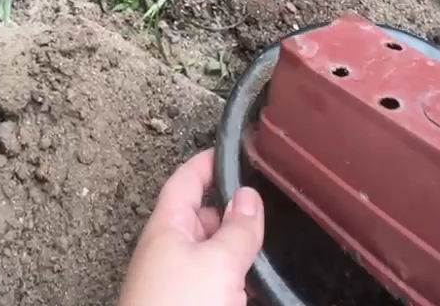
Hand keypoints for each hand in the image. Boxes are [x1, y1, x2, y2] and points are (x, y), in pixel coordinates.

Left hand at [120, 149, 264, 305]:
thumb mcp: (216, 264)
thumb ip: (236, 230)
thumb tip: (249, 197)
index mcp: (168, 226)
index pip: (188, 179)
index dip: (209, 162)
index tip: (233, 150)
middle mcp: (171, 251)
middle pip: (206, 220)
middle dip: (234, 214)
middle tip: (269, 213)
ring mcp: (181, 284)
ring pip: (216, 258)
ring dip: (241, 254)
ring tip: (271, 255)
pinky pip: (219, 287)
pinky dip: (240, 284)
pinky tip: (260, 289)